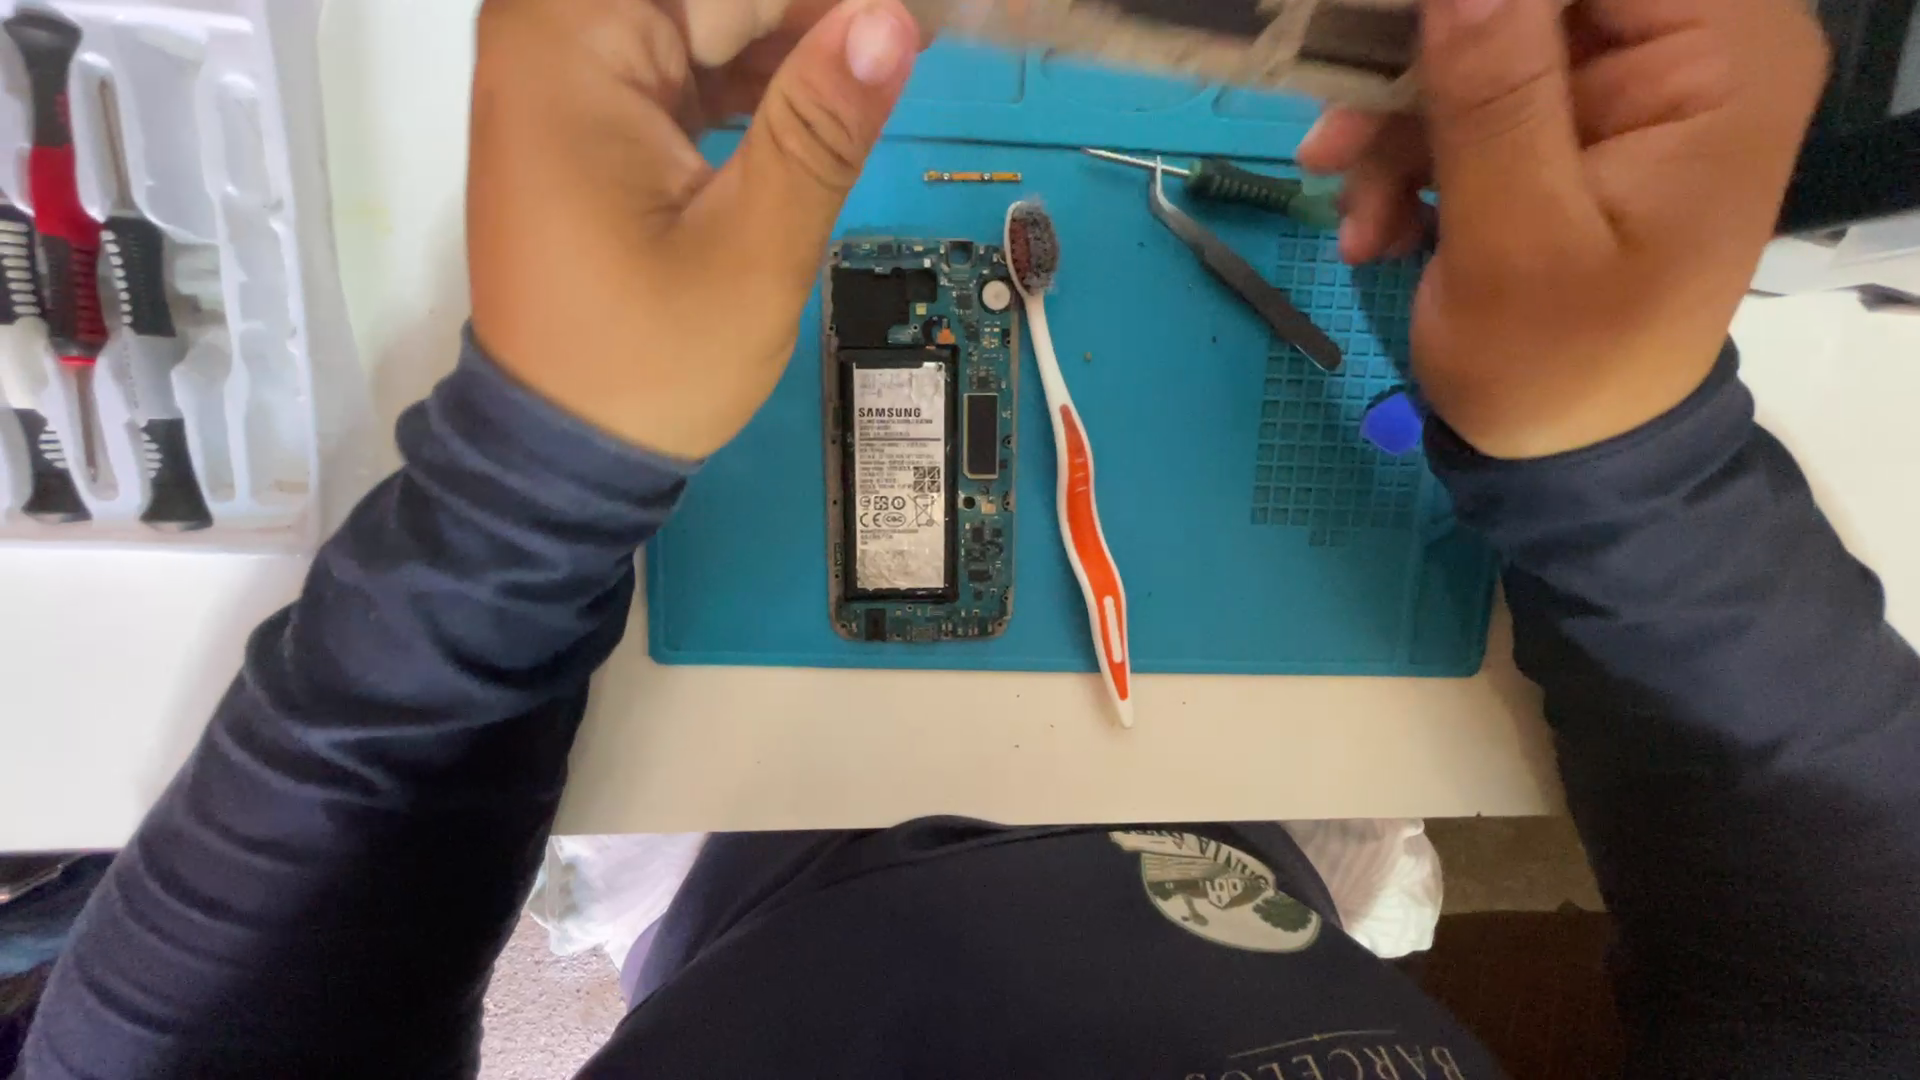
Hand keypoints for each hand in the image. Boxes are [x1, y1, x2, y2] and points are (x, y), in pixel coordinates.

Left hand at [467, 0, 919, 459]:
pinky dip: (754, 79)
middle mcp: (554, 30)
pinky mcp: (596, 120)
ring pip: (701, 16)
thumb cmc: (656, 361)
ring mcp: (571, 76)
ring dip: (788, 41)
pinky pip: (686, 64)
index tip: (900, 26)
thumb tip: (889, 21)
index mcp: (572, 38)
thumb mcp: (754, 250)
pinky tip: (820, 101)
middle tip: (895, 47)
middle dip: (805, 17)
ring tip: (872, 74)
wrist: (575, 446)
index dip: (819, 1)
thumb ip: (821, 131)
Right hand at [1299, 0, 1827, 459]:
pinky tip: (1373, 240)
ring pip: (1467, 71)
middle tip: (1332, 142)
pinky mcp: (1538, 155)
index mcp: (1713, 61)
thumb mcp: (1514, 240)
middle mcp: (1666, 63)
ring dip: (1387, 146)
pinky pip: (1452, 131)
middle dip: (1412, 77)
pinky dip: (1397, 181)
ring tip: (1354, 229)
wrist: (1550, 450)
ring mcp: (1596, 112)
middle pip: (1519, 13)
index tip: (1379, 32)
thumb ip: (1492, 105)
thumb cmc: (1550, 363)